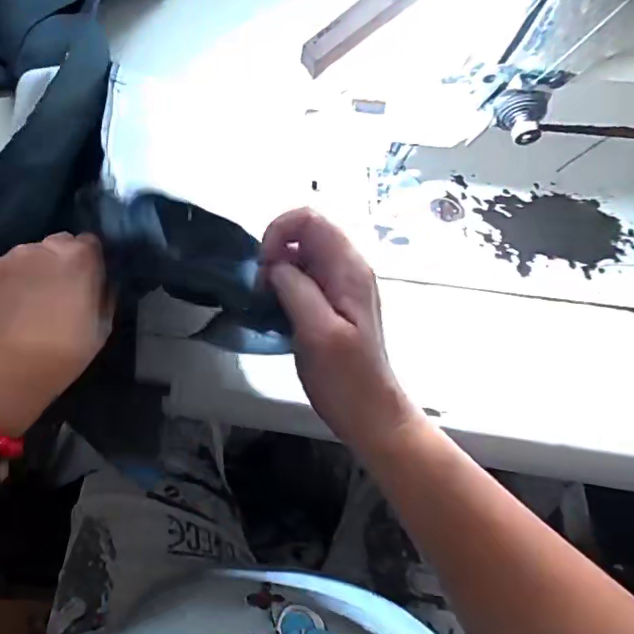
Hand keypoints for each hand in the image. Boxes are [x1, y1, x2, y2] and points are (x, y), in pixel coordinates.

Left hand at [0, 233, 112, 433]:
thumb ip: (105, 293)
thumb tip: (103, 280)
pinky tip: (17, 302)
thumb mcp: (103, 326)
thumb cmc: (65, 351)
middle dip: (64, 260)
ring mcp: (17, 255)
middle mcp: (48, 247)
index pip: (91, 242)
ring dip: (39, 267)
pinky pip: (13, 265)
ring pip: (35, 253)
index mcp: (80, 257)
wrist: (10, 367)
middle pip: (61, 243)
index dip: (90, 261)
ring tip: (36, 299)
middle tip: (62, 290)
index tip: (87, 281)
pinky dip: (18, 277)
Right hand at [262, 208, 421, 452]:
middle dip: (274, 251)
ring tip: (267, 301)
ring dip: (276, 270)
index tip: (264, 267)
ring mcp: (340, 286)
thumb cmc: (346, 379)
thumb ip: (296, 289)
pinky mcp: (330, 304)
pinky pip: (301, 277)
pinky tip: (276, 311)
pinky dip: (282, 285)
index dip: (279, 232)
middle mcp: (347, 269)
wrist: (371, 414)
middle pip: (304, 233)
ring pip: (300, 255)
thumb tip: (274, 266)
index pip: (309, 219)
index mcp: (348, 269)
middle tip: (262, 288)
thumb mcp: (318, 333)